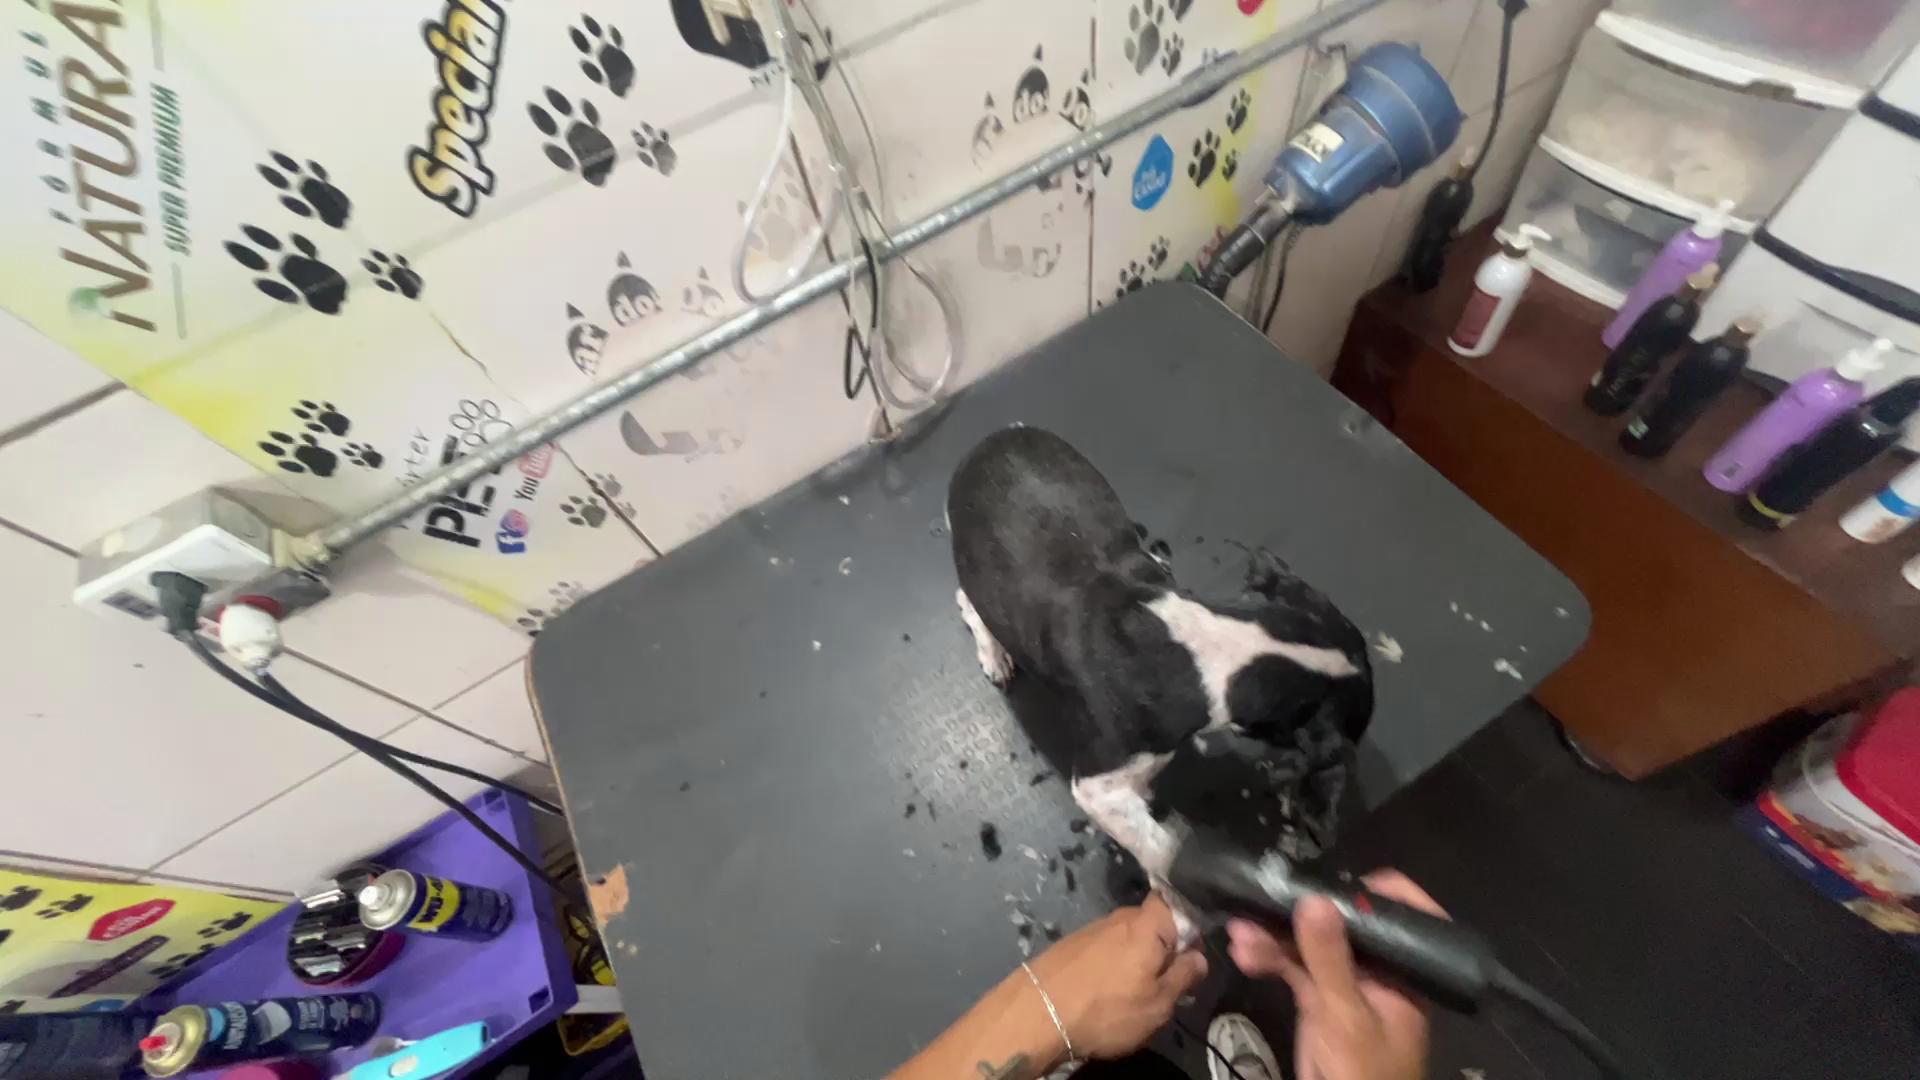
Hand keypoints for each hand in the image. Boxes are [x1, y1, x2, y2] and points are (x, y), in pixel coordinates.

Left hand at [1025, 891, 1209, 1059]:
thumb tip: (1199, 956)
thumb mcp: (1158, 1003)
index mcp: (1146, 924)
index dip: (1188, 923)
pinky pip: (1111, 945)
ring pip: (1132, 935)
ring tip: (1142, 989)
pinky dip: (1119, 961)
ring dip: (1142, 956)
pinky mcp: (1079, 940)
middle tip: (1172, 980)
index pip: (1174, 901)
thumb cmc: (1108, 1007)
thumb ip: (1184, 975)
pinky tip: (1115, 986)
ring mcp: (1097, 926)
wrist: (1042, 1009)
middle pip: (1154, 921)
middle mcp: (1121, 916)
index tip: (1193, 952)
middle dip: (1166, 945)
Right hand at [1226, 870, 1440, 1079]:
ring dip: (1272, 936)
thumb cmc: (1363, 1077)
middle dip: (1299, 913)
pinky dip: (1266, 958)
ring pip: (1308, 944)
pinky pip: (1290, 965)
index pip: (1407, 922)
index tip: (1345, 879)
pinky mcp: (1316, 998)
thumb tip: (1315, 898)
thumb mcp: (1346, 1016)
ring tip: (1240, 933)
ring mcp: (1344, 984)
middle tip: (1264, 899)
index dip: (1384, 894)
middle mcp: (1375, 973)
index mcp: (1401, 976)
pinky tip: (1243, 954)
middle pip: (1342, 925)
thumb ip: (1328, 957)